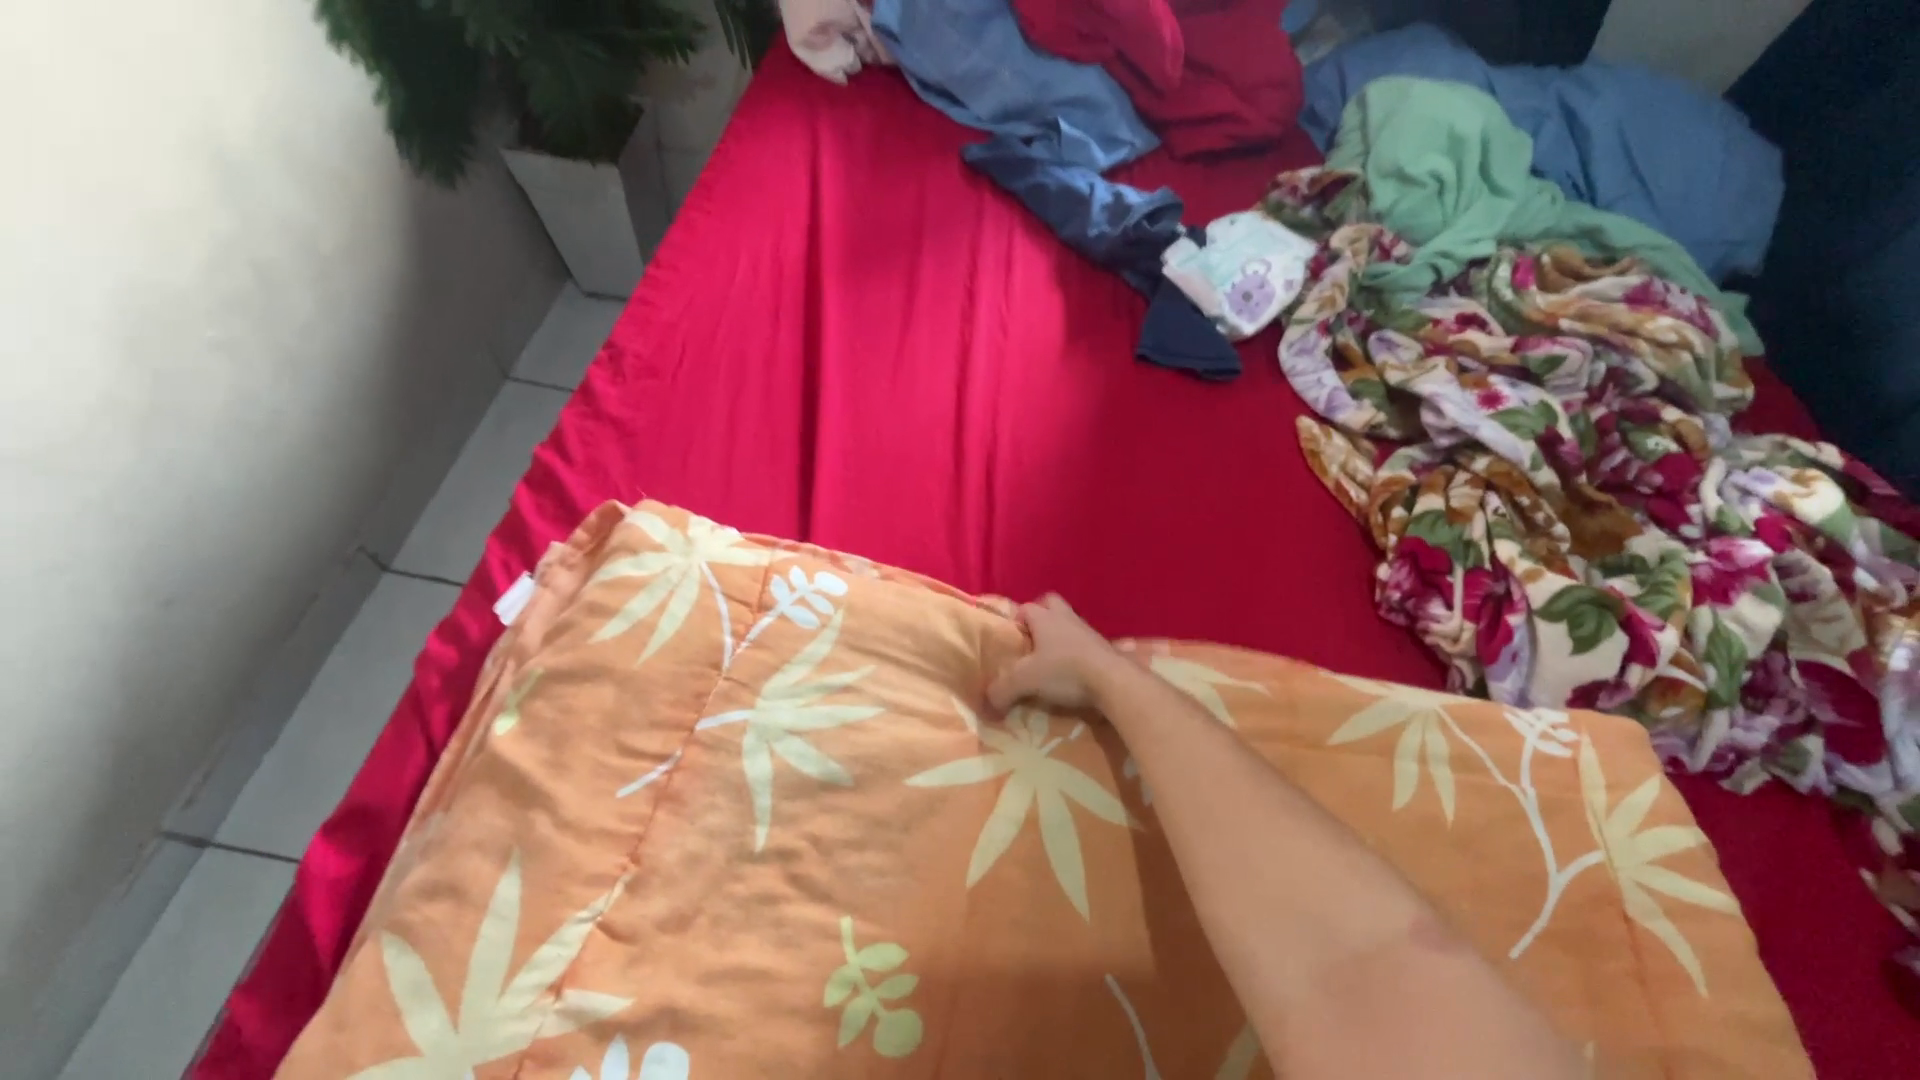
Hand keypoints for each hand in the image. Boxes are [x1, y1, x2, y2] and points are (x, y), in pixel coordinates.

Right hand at [988, 594, 1124, 712]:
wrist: (1114, 681)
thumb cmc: (1065, 671)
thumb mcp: (1025, 681)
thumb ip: (1001, 690)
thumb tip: (985, 706)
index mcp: (1045, 618)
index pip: (1026, 608)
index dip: (1016, 622)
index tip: (1011, 642)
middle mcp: (1067, 619)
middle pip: (1052, 605)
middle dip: (1041, 618)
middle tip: (1032, 643)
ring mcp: (1089, 632)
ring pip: (1070, 625)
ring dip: (1061, 638)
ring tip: (1051, 662)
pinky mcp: (1105, 649)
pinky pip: (1086, 645)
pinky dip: (1078, 655)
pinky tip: (1073, 674)